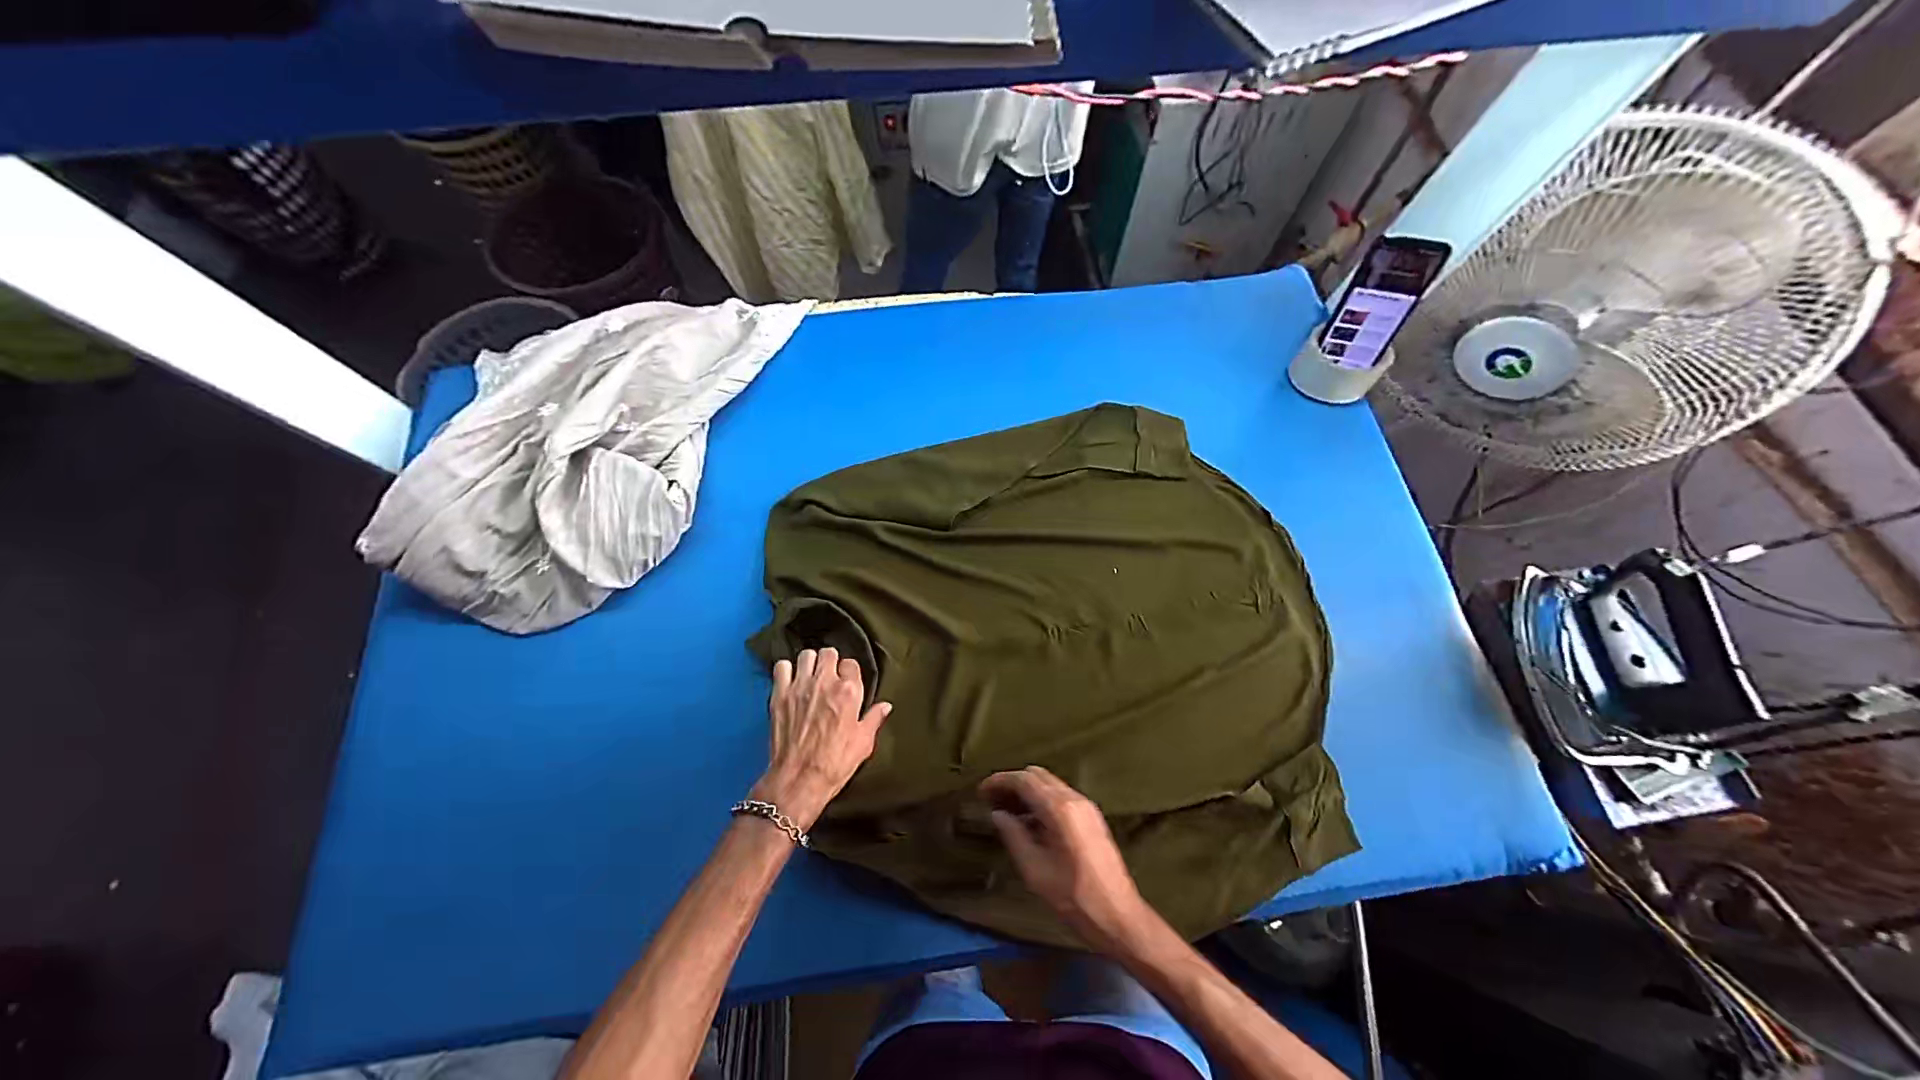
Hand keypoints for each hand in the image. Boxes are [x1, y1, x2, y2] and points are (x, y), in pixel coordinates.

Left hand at [751, 648, 891, 831]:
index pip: (851, 663)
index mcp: (849, 692)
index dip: (849, 672)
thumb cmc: (833, 764)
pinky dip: (786, 670)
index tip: (847, 681)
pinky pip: (781, 666)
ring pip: (806, 654)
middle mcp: (825, 683)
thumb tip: (885, 706)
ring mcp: (800, 687)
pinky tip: (790, 680)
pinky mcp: (780, 695)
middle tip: (829, 675)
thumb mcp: (863, 743)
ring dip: (810, 663)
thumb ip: (874, 718)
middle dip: (830, 662)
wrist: (800, 779)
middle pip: (829, 652)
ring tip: (810, 675)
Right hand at [979, 766, 1155, 953]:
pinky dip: (1042, 800)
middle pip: (1038, 775)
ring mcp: (1087, 807)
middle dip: (1012, 782)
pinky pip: (1061, 796)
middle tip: (992, 800)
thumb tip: (997, 814)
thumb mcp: (1034, 869)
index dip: (999, 781)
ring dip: (1027, 791)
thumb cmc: (1073, 897)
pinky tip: (1030, 821)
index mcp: (1060, 808)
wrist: (1118, 916)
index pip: (1024, 779)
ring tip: (1006, 811)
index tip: (981, 791)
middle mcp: (1075, 799)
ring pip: (1050, 784)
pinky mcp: (1092, 818)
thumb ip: (1013, 836)